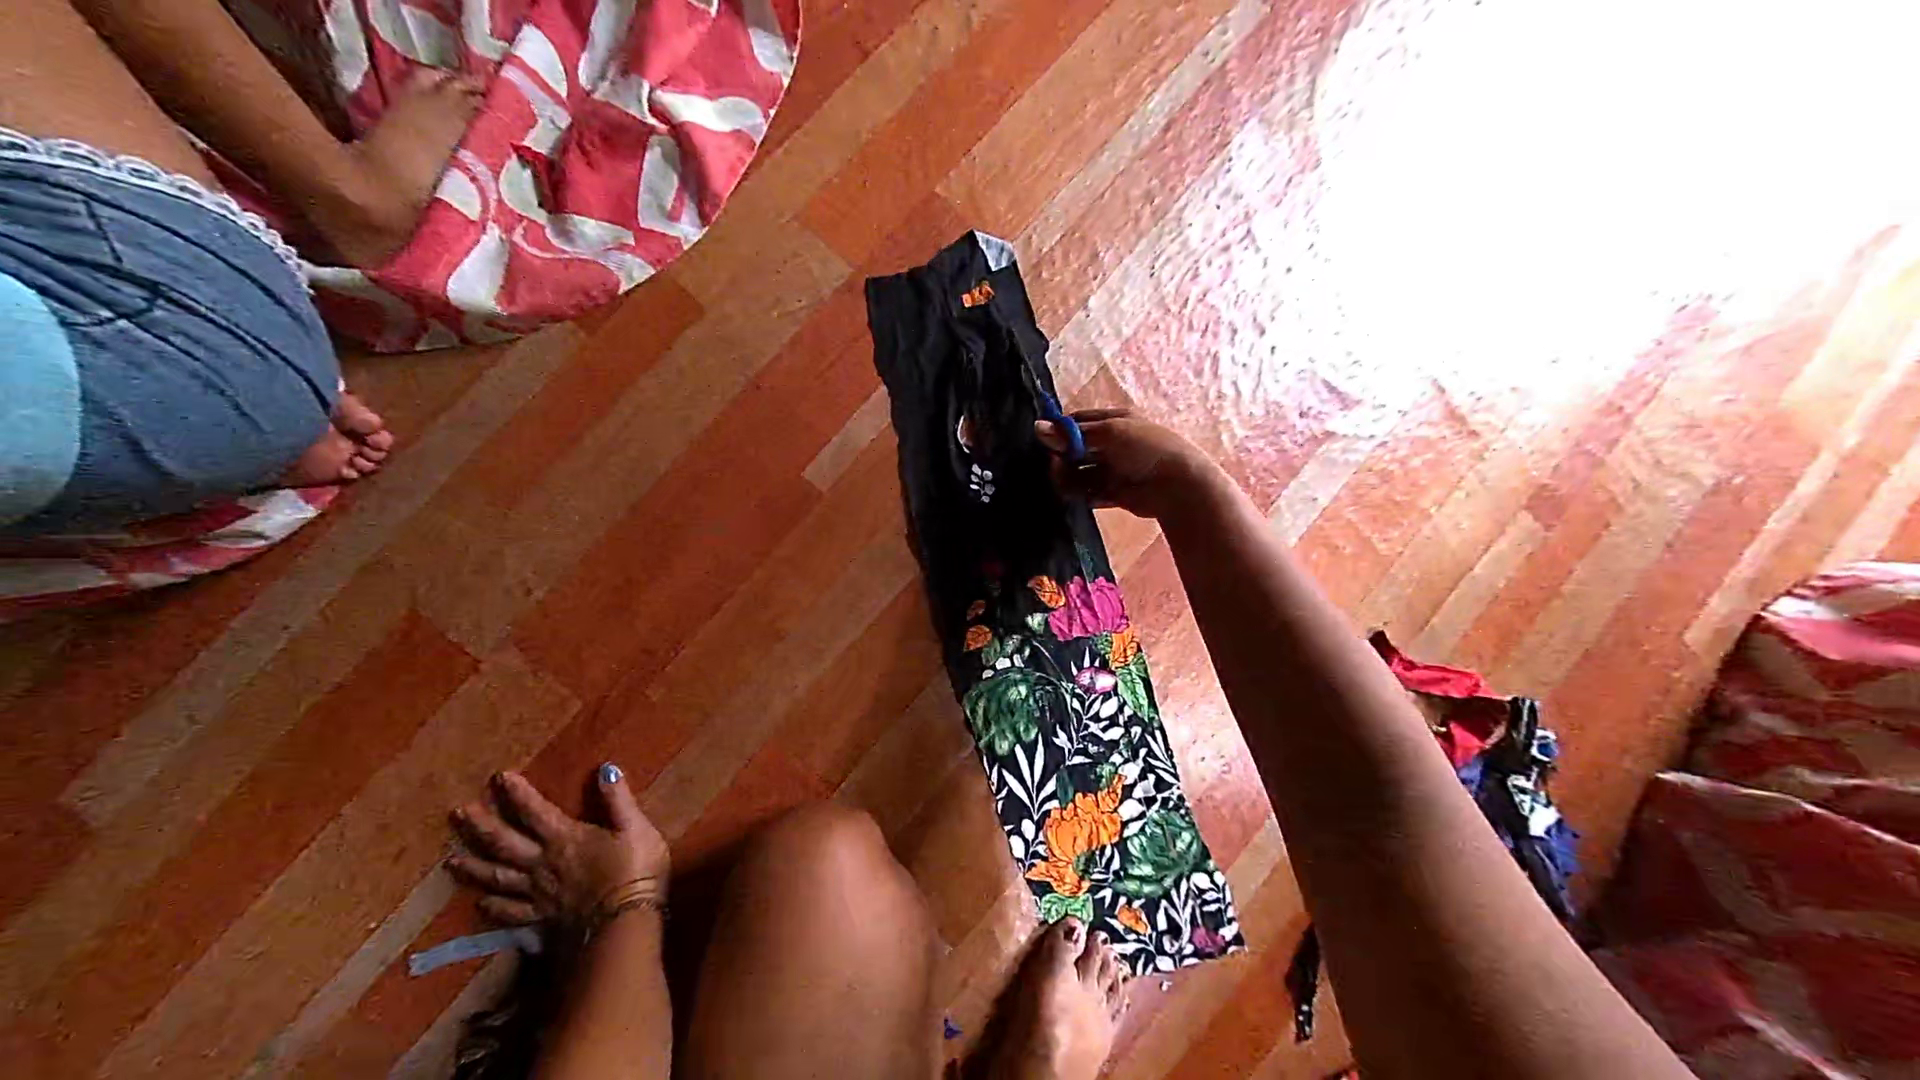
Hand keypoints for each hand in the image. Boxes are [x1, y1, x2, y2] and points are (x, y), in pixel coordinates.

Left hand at [447, 764, 668, 926]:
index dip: (517, 793)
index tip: (498, 777)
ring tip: (451, 860)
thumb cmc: (634, 869)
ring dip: (474, 867)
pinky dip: (492, 907)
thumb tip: (606, 768)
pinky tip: (480, 904)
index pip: (534, 811)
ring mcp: (537, 894)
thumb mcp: (634, 826)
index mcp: (564, 839)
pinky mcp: (540, 919)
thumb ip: (618, 799)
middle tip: (457, 812)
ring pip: (498, 878)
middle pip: (504, 843)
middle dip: (481, 826)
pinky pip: (510, 912)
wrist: (625, 922)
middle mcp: (542, 864)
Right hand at [1035, 407, 1225, 520]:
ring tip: (1064, 481)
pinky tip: (1078, 494)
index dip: (1061, 430)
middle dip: (1063, 456)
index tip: (1044, 440)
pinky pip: (1089, 492)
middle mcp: (1113, 443)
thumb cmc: (1145, 448)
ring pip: (1080, 472)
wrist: (1177, 485)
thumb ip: (1072, 435)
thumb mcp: (1108, 433)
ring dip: (1069, 477)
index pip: (1079, 421)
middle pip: (1076, 449)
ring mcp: (1114, 469)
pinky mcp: (1114, 492)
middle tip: (1056, 464)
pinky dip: (1082, 494)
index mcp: (1116, 421)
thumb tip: (1037, 428)